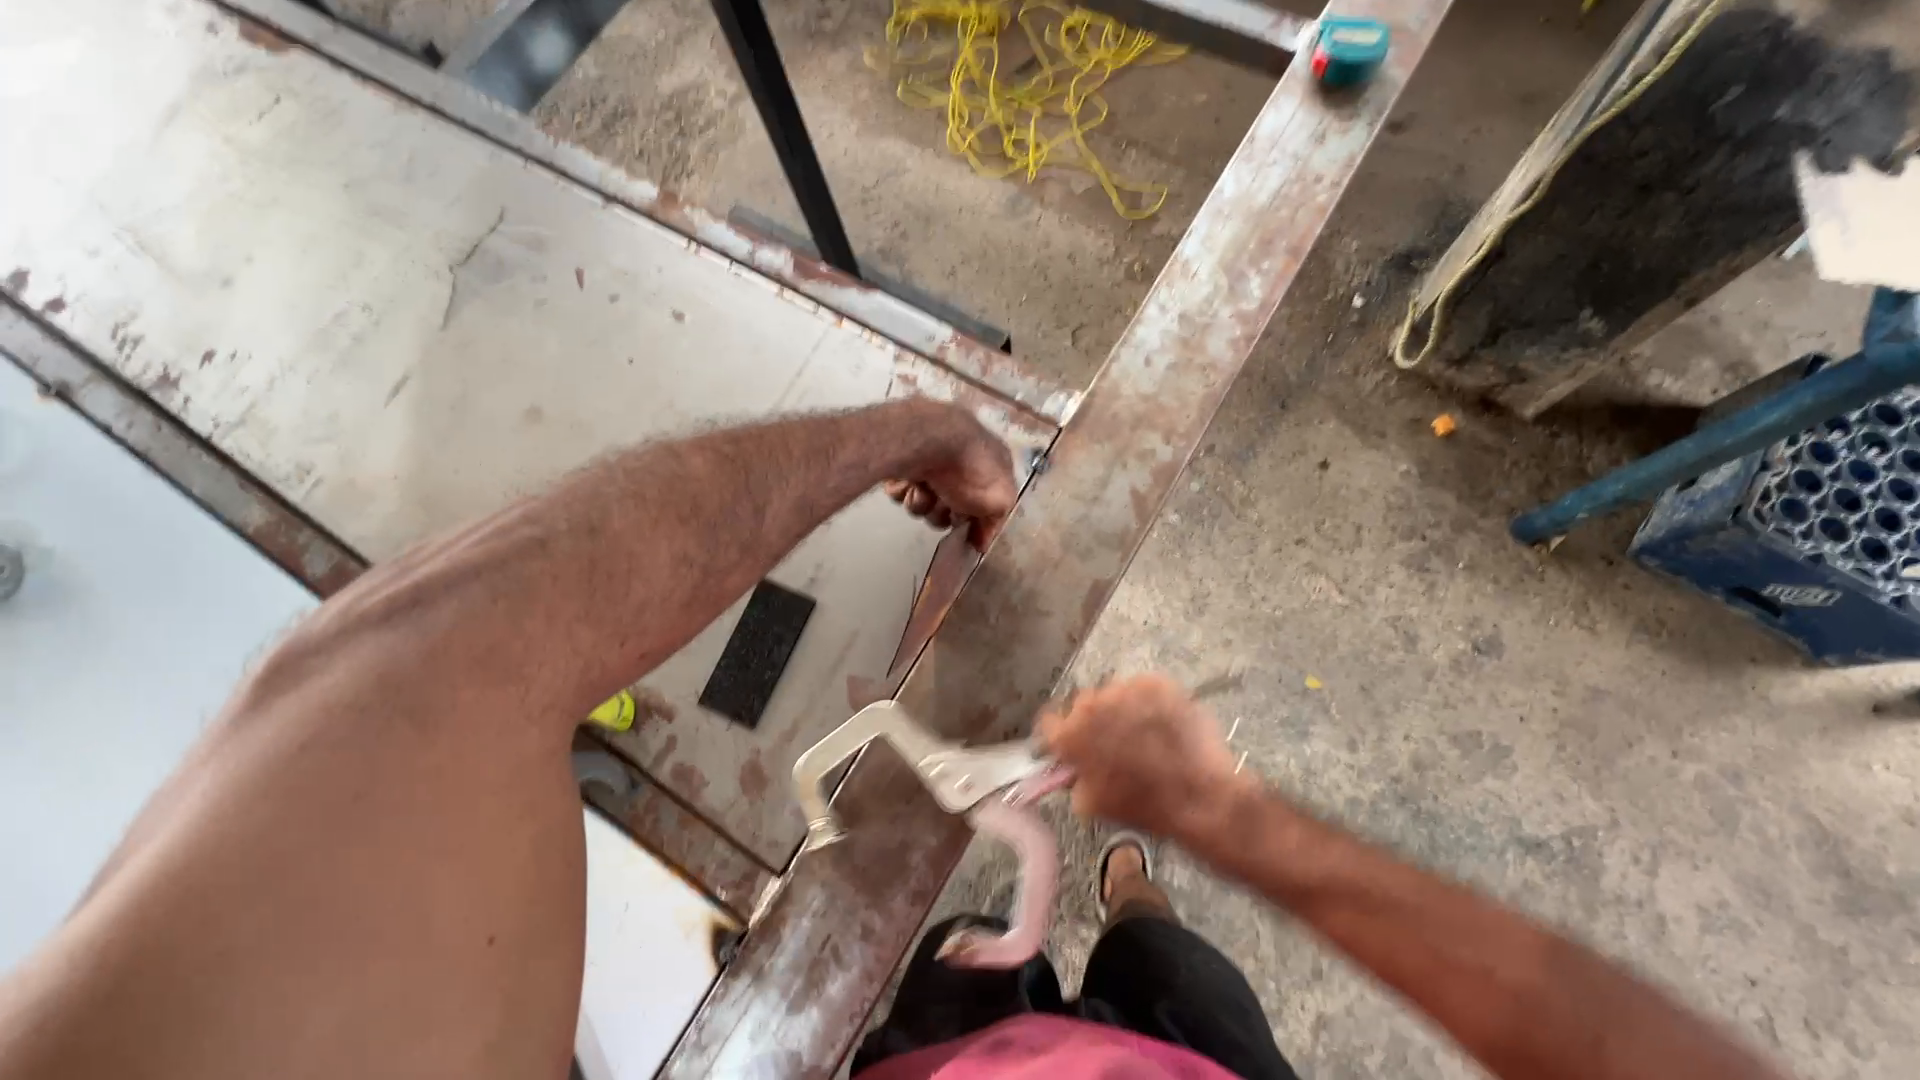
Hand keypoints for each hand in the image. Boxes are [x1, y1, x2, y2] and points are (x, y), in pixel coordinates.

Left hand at [884, 402, 1018, 549]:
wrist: (926, 439)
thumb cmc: (969, 468)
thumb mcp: (999, 501)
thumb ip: (995, 523)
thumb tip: (982, 542)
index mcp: (988, 462)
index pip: (984, 500)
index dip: (974, 518)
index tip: (966, 530)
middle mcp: (959, 457)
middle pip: (949, 504)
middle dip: (944, 513)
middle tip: (944, 506)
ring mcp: (928, 457)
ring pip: (922, 500)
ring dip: (922, 502)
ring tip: (923, 491)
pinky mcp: (901, 460)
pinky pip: (900, 490)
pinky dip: (903, 491)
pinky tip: (909, 482)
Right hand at [1037, 674, 1250, 840]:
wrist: (1199, 796)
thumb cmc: (1144, 806)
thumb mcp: (1093, 804)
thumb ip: (1074, 778)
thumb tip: (1075, 768)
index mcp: (1071, 734)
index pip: (1049, 723)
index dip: (1059, 735)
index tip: (1070, 743)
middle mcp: (1093, 704)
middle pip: (1083, 706)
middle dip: (1094, 722)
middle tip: (1112, 743)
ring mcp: (1126, 690)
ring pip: (1115, 695)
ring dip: (1122, 711)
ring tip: (1143, 734)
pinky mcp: (1158, 683)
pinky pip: (1144, 690)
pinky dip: (1149, 704)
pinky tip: (1161, 725)